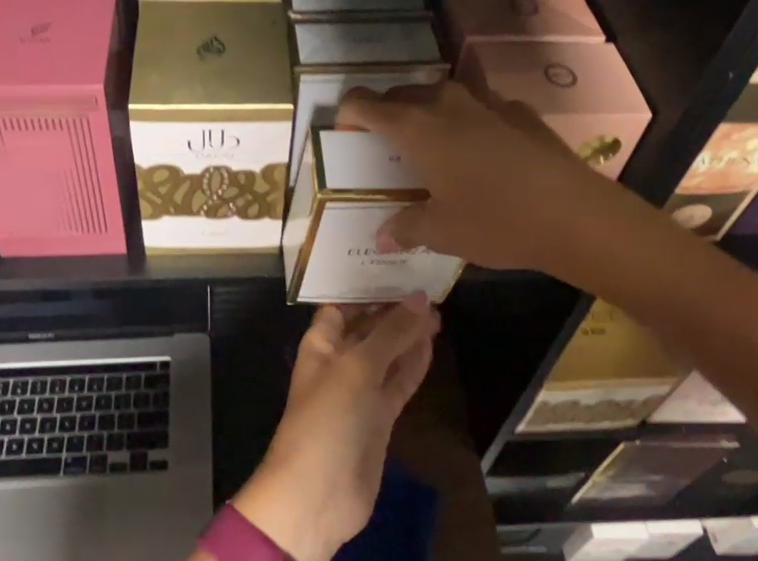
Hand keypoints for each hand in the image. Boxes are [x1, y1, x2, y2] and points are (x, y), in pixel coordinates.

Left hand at [229, 296, 438, 560]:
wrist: (319, 493)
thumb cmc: (327, 419)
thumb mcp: (358, 368)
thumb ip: (391, 333)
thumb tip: (421, 298)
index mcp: (322, 343)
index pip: (343, 304)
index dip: (365, 285)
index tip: (395, 264)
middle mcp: (340, 361)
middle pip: (368, 326)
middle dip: (393, 307)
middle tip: (427, 284)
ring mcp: (360, 390)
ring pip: (387, 353)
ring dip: (408, 333)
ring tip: (437, 309)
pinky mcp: (379, 416)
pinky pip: (398, 380)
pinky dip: (413, 362)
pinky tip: (431, 342)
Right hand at [336, 81, 668, 273]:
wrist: (575, 214)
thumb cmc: (496, 221)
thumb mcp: (443, 232)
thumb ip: (407, 226)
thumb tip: (384, 235)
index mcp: (416, 127)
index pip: (366, 103)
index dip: (348, 113)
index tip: (345, 132)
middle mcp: (446, 103)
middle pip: (402, 94)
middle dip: (388, 113)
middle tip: (387, 146)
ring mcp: (487, 102)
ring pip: (443, 96)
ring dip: (430, 114)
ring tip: (433, 147)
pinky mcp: (520, 111)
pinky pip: (481, 109)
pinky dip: (470, 124)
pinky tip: (484, 155)